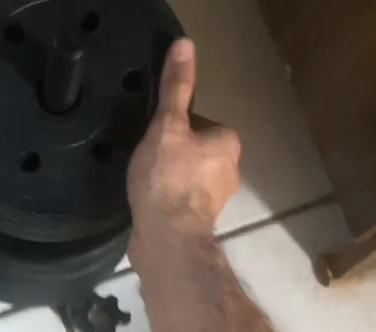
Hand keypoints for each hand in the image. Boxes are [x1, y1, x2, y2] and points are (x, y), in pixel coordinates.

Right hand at [127, 38, 242, 241]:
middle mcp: (229, 170)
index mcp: (227, 141)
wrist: (166, 240)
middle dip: (172, 158)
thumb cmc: (167, 181)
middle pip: (193, 152)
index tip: (154, 142)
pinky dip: (166, 205)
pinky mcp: (198, 224)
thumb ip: (174, 89)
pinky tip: (150, 208)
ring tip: (146, 189)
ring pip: (187, 180)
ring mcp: (215, 201)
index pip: (196, 123)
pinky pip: (180, 205)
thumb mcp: (166, 126)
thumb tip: (184, 46)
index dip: (171, 130)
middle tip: (147, 167)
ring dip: (168, 183)